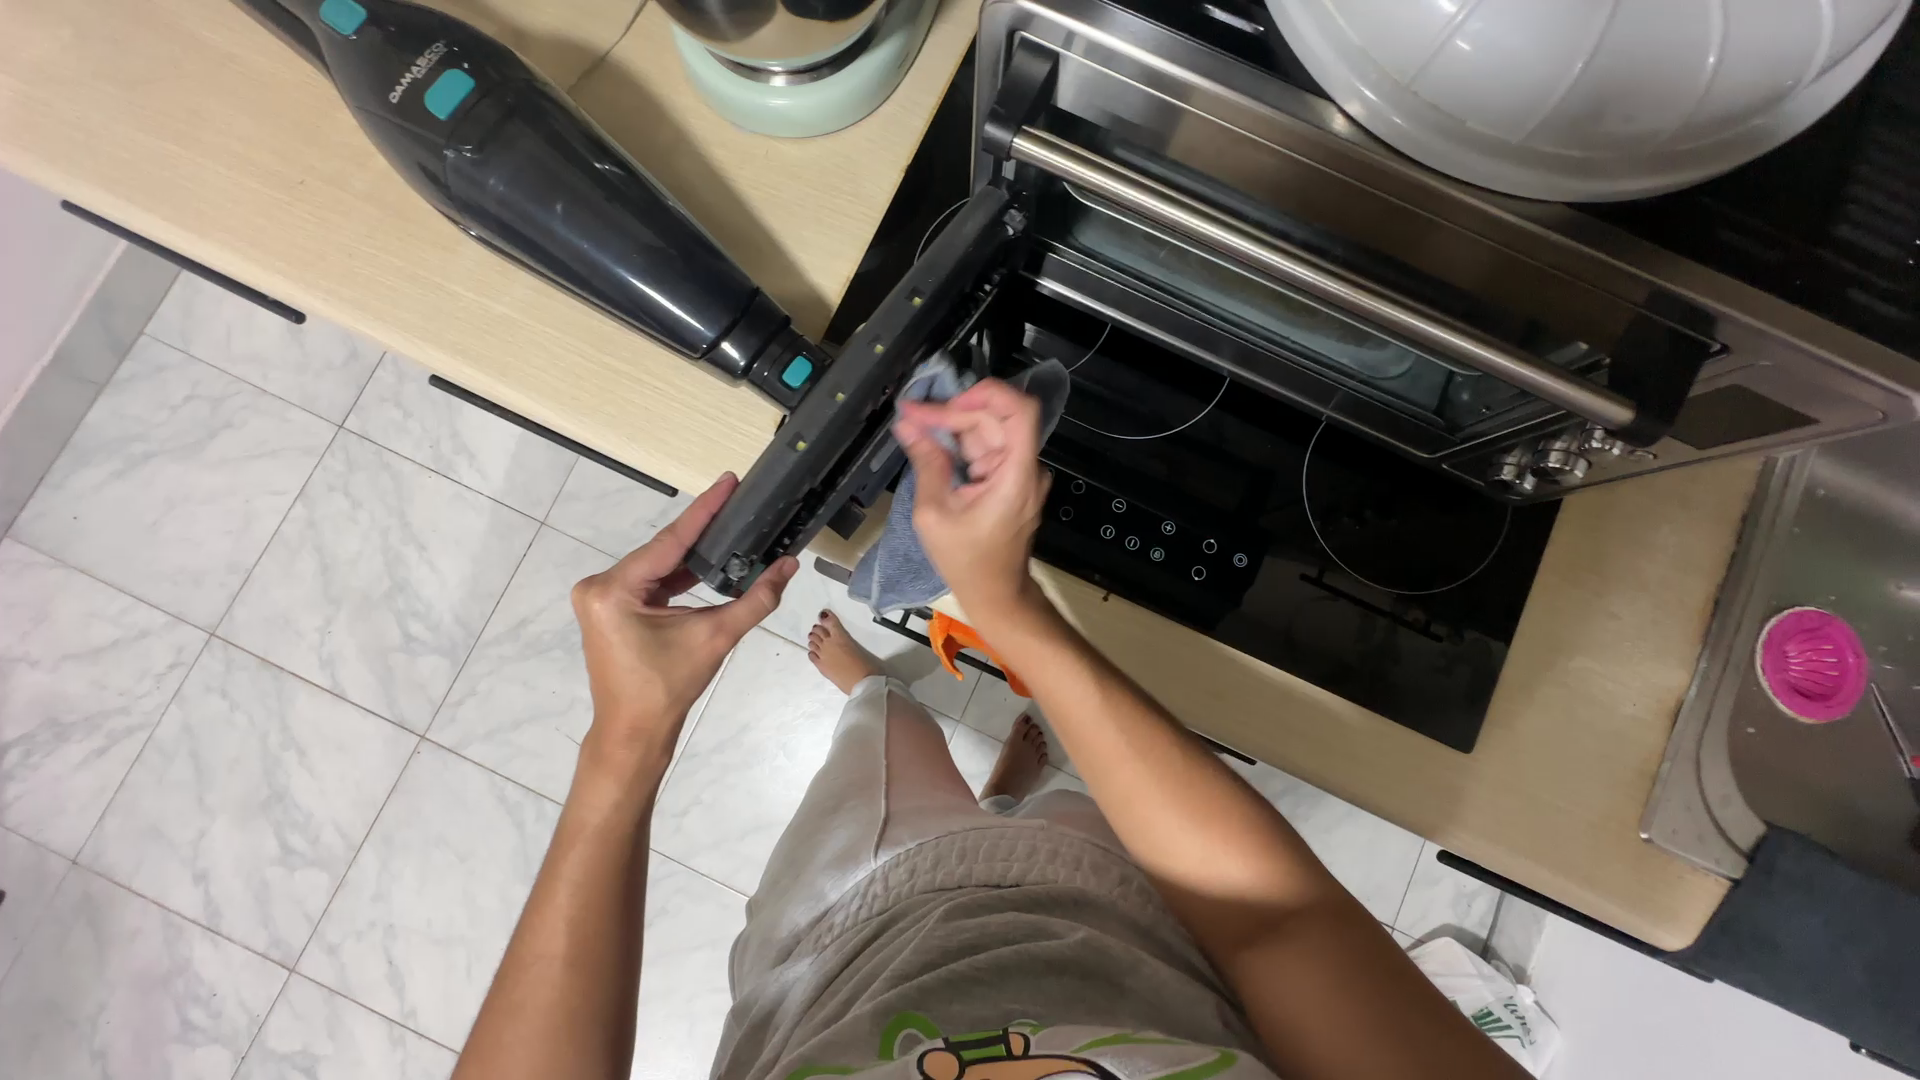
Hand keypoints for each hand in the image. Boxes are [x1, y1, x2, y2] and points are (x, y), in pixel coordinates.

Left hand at [570, 473, 797, 765]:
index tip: (728, 481)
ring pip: (658, 566)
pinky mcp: (611, 608)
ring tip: (729, 525)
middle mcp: (599, 585)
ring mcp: (602, 597)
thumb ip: (756, 599)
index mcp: (614, 589)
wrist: (635, 732)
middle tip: (736, 499)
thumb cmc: (669, 687)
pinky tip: (709, 561)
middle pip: (662, 550)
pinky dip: (680, 575)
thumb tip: (790, 565)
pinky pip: (652, 581)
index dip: (705, 510)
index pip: (670, 540)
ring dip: (692, 553)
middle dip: (701, 529)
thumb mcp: (716, 637)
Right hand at [893, 378, 1050, 622]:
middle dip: (954, 413)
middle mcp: (1027, 468)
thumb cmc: (966, 562)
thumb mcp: (934, 514)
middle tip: (912, 415)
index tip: (947, 403)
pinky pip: (988, 450)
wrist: (995, 594)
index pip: (1020, 410)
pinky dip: (962, 444)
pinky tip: (933, 443)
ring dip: (954, 427)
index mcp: (1016, 475)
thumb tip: (907, 425)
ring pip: (990, 432)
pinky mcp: (1011, 481)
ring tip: (915, 425)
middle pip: (996, 420)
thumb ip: (926, 464)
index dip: (986, 395)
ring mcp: (1021, 474)